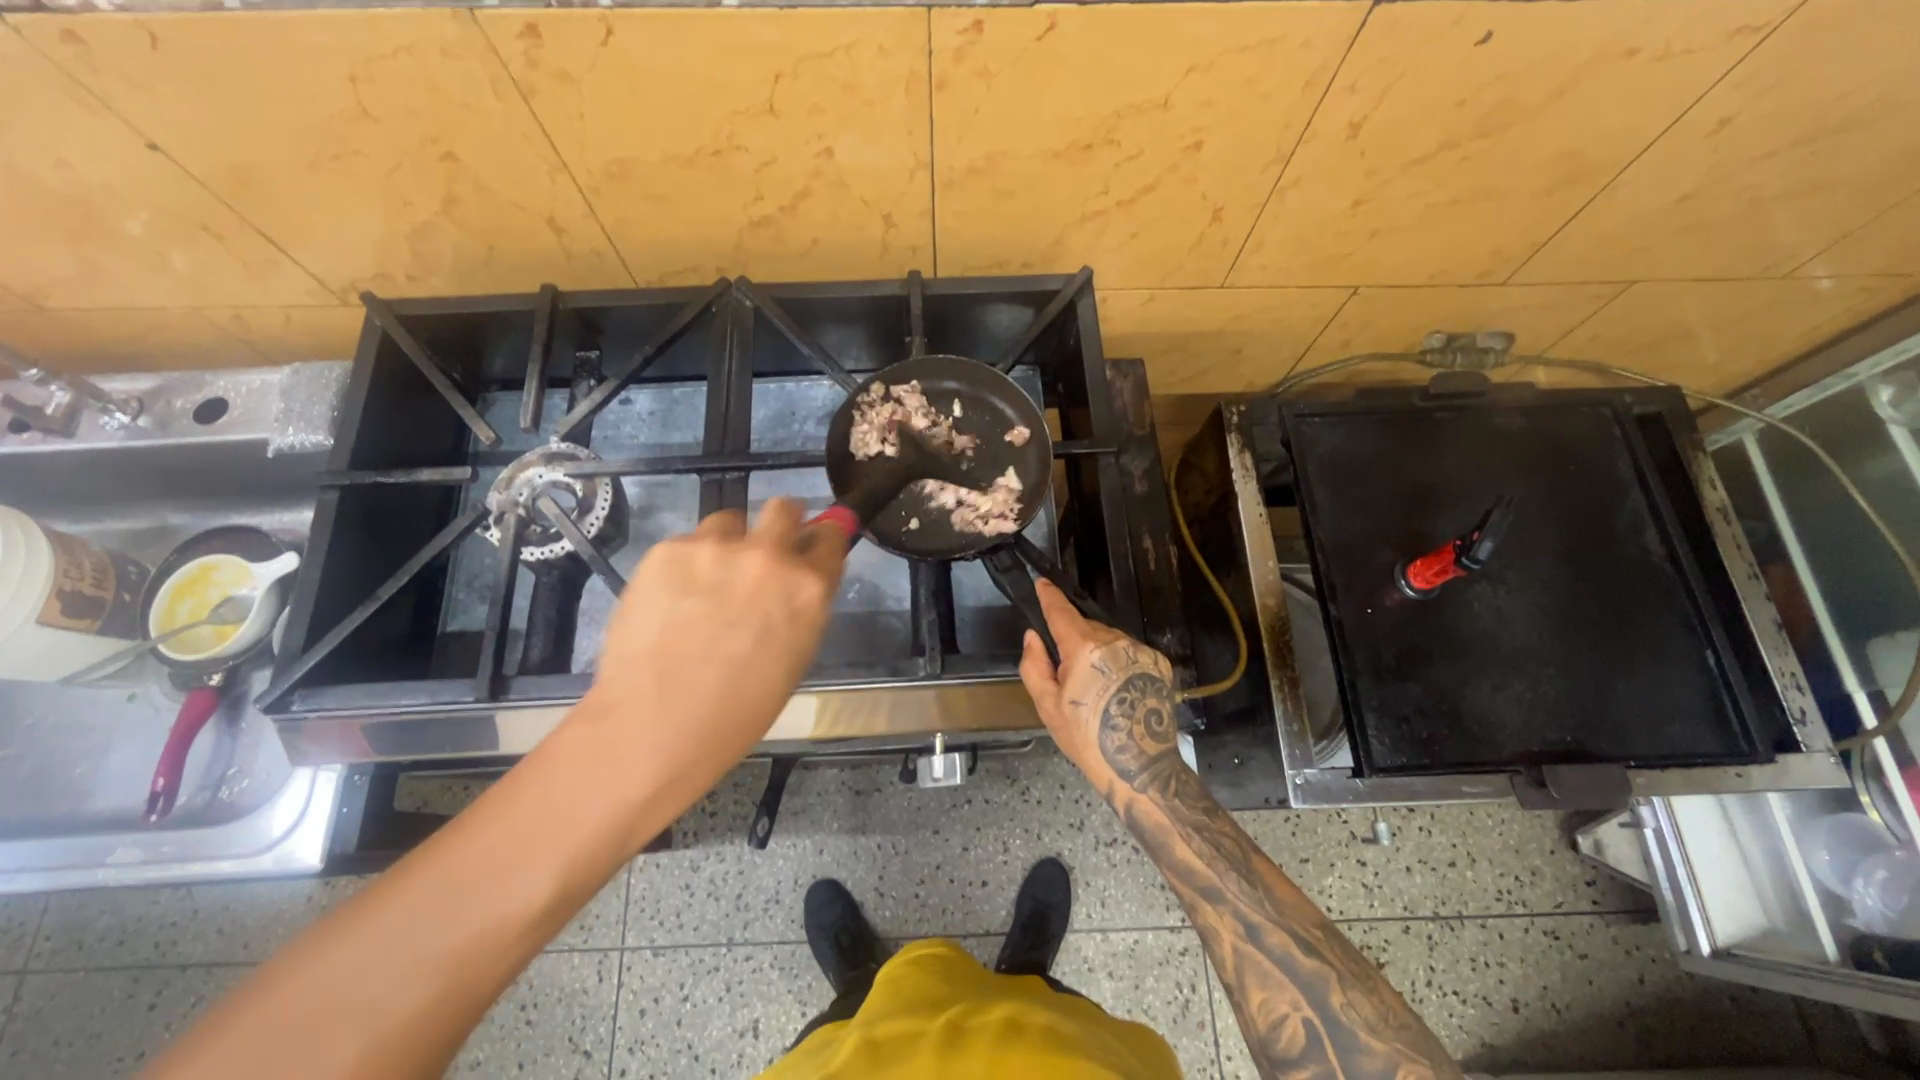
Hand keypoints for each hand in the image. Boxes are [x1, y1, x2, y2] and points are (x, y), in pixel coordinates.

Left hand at [575, 497, 846, 774]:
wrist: (657, 722)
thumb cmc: (738, 711)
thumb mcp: (794, 657)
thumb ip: (800, 606)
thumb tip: (796, 579)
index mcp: (809, 589)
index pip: (830, 535)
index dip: (820, 538)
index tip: (810, 544)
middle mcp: (769, 556)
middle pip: (784, 509)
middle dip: (778, 526)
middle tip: (759, 556)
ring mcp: (716, 548)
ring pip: (729, 522)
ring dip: (727, 544)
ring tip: (704, 585)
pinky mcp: (668, 549)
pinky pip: (686, 543)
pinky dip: (685, 564)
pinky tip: (670, 601)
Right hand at [1017, 579, 1177, 789]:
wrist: (1141, 766)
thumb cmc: (1087, 739)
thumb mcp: (1048, 707)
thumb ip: (1034, 665)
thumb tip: (1033, 636)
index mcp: (1084, 649)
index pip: (1061, 612)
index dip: (1049, 596)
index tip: (1042, 582)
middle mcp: (1115, 641)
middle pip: (1085, 628)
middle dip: (1072, 641)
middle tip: (1067, 676)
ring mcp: (1140, 651)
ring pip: (1108, 640)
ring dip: (1097, 653)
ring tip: (1095, 690)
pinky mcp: (1158, 663)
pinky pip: (1128, 652)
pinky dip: (1117, 662)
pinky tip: (1116, 691)